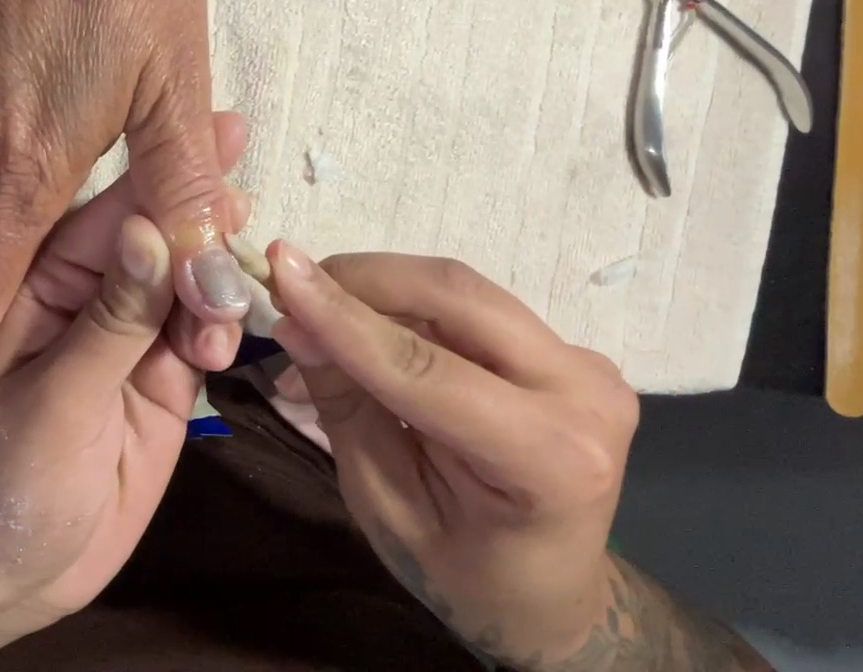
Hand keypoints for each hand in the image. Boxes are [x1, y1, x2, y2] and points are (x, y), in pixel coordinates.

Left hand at [0, 112, 250, 635]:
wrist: (22, 571)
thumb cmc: (10, 479)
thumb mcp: (57, 397)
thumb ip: (111, 320)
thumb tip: (153, 228)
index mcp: (41, 281)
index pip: (107, 215)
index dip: (159, 176)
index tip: (217, 132)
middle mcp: (90, 293)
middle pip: (156, 237)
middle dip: (199, 219)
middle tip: (242, 199)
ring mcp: (132, 331)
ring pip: (187, 281)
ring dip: (214, 282)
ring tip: (231, 296)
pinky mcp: (167, 372)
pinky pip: (204, 332)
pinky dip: (222, 330)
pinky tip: (227, 341)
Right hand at [265, 248, 640, 667]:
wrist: (549, 595)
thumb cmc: (461, 566)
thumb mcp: (383, 500)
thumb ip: (343, 404)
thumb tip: (293, 323)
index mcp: (549, 458)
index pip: (424, 366)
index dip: (343, 315)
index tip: (279, 268)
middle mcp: (582, 392)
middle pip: (454, 296)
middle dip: (360, 278)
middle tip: (289, 282)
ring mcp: (582, 362)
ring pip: (458, 288)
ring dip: (376, 285)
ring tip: (314, 302)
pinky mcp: (562, 346)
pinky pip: (465, 302)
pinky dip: (400, 301)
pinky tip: (360, 319)